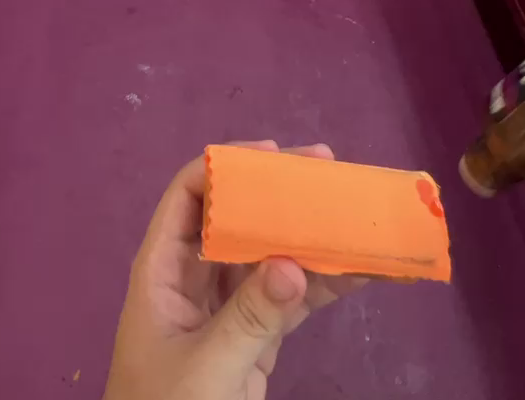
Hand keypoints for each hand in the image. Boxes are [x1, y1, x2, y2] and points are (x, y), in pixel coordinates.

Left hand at [103, 142, 367, 399]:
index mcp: (163, 267)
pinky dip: (323, 285)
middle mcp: (194, 275)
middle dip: (280, 193)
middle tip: (328, 169)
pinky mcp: (253, 338)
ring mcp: (225, 306)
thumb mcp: (203, 368)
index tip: (273, 156)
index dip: (225, 167)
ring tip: (354, 213)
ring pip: (269, 255)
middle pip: (236, 217)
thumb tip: (293, 264)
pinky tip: (361, 271)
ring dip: (310, 236)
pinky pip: (289, 299)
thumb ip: (248, 318)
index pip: (189, 195)